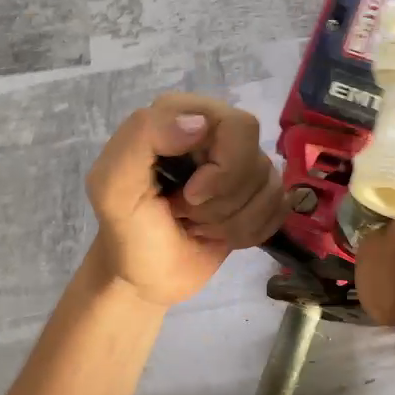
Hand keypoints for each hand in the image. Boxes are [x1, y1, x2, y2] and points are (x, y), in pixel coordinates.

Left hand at [84, 93, 286, 309]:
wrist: (144, 279)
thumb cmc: (126, 231)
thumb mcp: (113, 185)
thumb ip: (143, 137)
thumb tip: (199, 122)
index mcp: (181, 115)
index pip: (238, 126)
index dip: (224, 168)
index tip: (190, 196)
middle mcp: (214, 131)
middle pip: (256, 158)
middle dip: (223, 200)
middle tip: (187, 213)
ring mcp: (239, 164)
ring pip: (269, 187)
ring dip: (231, 221)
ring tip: (196, 226)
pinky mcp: (257, 194)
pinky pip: (280, 207)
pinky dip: (250, 232)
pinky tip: (219, 236)